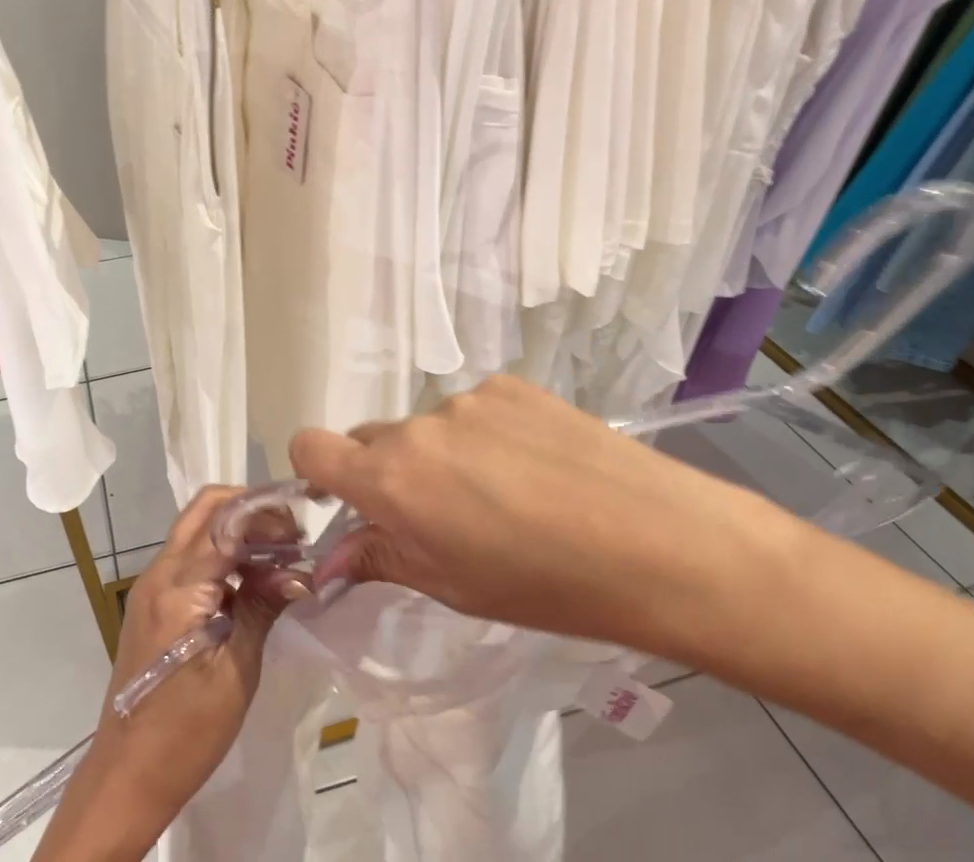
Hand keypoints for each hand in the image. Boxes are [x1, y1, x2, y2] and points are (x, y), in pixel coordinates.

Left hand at [35, 487, 303, 860]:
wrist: (127, 774)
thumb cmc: (185, 732)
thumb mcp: (236, 672)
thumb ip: (261, 609)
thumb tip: (299, 572)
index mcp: (177, 588)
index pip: (224, 521)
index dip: (266, 513)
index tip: (306, 525)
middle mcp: (158, 576)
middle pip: (204, 512)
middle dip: (251, 512)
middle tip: (294, 535)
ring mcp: (151, 590)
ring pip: (197, 534)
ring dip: (238, 533)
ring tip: (285, 557)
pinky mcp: (153, 607)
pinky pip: (191, 563)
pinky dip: (223, 558)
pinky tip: (256, 582)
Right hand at [292, 374, 794, 657]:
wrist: (663, 545)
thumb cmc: (545, 588)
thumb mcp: (452, 587)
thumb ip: (382, 558)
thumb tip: (335, 557)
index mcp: (391, 481)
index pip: (311, 446)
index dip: (316, 471)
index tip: (344, 499)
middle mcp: (418, 428)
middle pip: (371, 439)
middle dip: (387, 474)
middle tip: (440, 517)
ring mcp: (468, 400)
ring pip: (428, 429)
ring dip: (442, 457)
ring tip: (506, 497)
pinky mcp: (514, 386)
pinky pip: (474, 411)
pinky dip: (485, 437)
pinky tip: (535, 470)